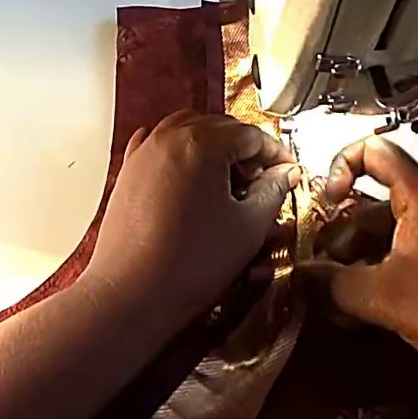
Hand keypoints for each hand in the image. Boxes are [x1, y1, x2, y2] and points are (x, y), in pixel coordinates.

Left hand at [81, 110, 300, 330]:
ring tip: (228, 178)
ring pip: (188, 128)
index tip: (288, 172)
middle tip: (263, 179)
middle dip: (245, 148)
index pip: (251, 134)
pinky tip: (190, 173)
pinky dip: (179, 149)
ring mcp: (146, 149)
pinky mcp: (129, 167)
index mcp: (203, 144)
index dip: (276, 153)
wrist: (131, 292)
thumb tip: (286, 173)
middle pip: (219, 126)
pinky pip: (159, 142)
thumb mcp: (247, 228)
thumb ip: (272, 192)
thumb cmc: (189, 263)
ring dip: (213, 144)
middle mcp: (170, 136)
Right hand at [318, 137, 417, 405]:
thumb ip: (337, 284)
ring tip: (334, 294)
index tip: (327, 202)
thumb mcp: (391, 299)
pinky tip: (364, 309)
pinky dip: (383, 276)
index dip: (339, 166)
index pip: (373, 151)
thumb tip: (300, 278)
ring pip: (390, 235)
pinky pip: (410, 259)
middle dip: (341, 231)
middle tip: (318, 264)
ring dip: (358, 260)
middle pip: (374, 201)